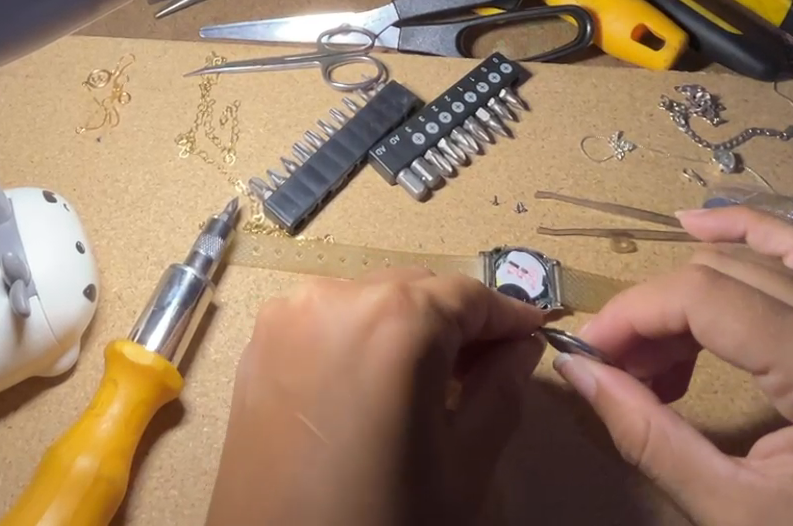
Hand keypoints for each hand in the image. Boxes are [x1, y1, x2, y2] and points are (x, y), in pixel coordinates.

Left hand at [206, 269, 547, 525]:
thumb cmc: (384, 519)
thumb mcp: (463, 468)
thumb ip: (501, 391)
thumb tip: (521, 345)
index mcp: (395, 320)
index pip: (467, 295)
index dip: (506, 315)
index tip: (532, 334)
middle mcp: (337, 295)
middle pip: (417, 290)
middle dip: (456, 322)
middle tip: (488, 366)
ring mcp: (290, 313)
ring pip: (370, 298)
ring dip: (406, 325)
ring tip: (430, 379)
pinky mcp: (260, 339)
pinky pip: (326, 318)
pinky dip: (358, 335)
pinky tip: (372, 382)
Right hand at [556, 206, 792, 525]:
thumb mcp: (739, 517)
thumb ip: (649, 435)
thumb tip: (575, 371)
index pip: (700, 296)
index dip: (631, 315)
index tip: (590, 354)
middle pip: (719, 273)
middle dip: (654, 312)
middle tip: (620, 369)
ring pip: (751, 260)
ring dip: (687, 292)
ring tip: (655, 351)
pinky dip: (746, 238)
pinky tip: (700, 229)